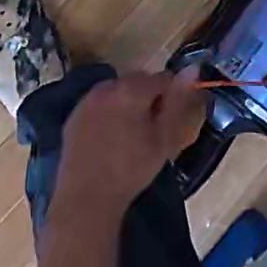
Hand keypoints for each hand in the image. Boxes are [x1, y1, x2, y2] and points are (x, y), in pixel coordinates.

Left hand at [44, 69, 204, 250]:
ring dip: (129, 102)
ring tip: (132, 132)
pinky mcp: (73, 117)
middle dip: (150, 96)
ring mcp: (86, 102)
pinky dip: (109, 112)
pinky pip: (99, 104)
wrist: (87, 198)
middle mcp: (106, 88)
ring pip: (118, 90)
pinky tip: (111, 138)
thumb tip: (193, 68)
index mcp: (132, 89)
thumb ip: (179, 100)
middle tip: (154, 126)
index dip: (173, 96)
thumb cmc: (133, 167)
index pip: (164, 78)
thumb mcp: (166, 136)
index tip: (172, 119)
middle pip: (139, 80)